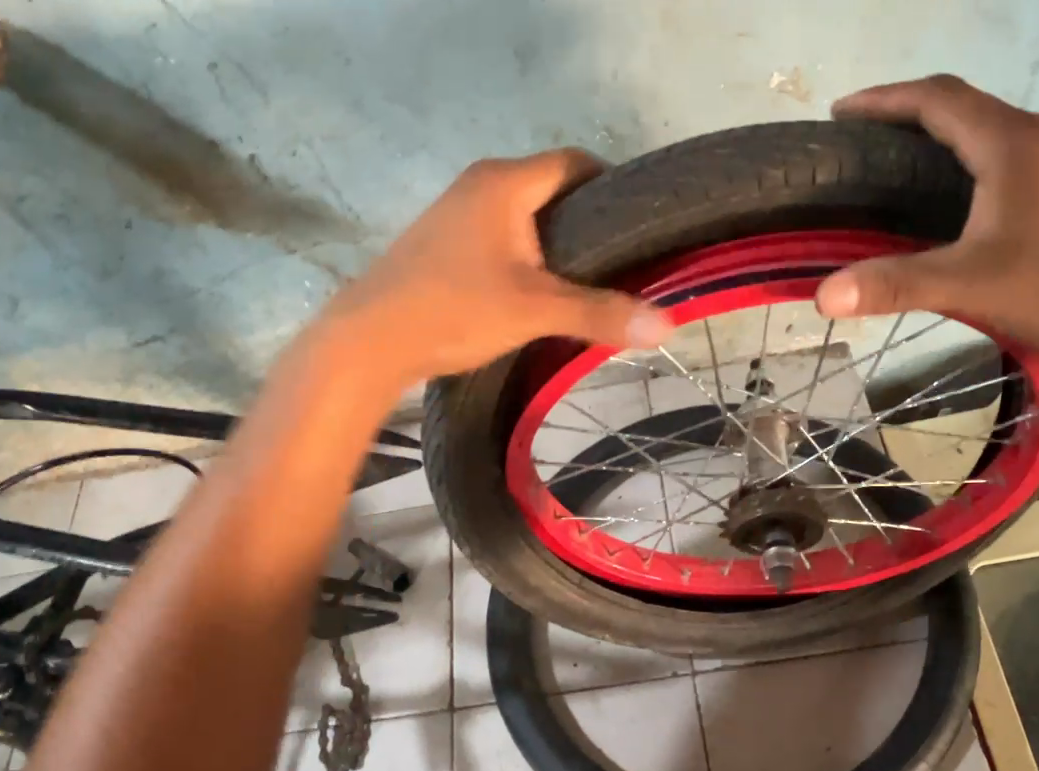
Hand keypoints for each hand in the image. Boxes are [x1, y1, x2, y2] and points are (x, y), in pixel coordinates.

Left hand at [313, 149, 670, 388]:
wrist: (370, 339)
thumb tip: (668, 326)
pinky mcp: (441, 243)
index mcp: (505, 182)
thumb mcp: (536, 311)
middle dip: (587, 221)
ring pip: (523, 216)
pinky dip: (524, 256)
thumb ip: (600, 314)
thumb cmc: (455, 309)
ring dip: (554, 243)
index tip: (640, 226)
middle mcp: (479, 183)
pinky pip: (498, 237)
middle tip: (621, 262)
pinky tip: (535, 294)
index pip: (575, 163)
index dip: (612, 187)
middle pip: (550, 189)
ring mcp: (454, 212)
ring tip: (585, 283)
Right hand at [815, 76, 1038, 362]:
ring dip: (942, 135)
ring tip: (899, 166)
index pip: (937, 98)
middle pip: (965, 105)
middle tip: (862, 142)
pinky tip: (959, 198)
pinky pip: (1012, 153)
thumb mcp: (970, 286)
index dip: (884, 100)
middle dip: (907, 114)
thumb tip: (822, 297)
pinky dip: (971, 159)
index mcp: (1011, 143)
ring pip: (991, 128)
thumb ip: (895, 286)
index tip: (840, 113)